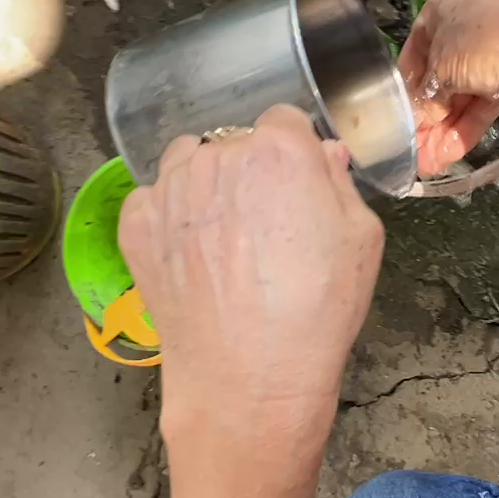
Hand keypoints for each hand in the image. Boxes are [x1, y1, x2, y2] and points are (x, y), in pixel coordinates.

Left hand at [118, 106, 383, 465]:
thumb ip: (341, 184)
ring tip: (229, 239)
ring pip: (192, 163)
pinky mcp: (136, 223)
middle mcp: (217, 155)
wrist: (250, 375)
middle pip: (237, 143)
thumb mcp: (362, 242)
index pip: (286, 122)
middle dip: (254, 172)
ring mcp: (169, 187)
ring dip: (211, 185)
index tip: (302, 189)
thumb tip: (324, 155)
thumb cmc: (319, 309)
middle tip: (270, 227)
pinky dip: (175, 217)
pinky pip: (157, 199)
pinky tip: (197, 257)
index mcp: (279, 151)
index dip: (298, 155)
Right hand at [398, 0, 498, 175]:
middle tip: (415, 155)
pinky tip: (452, 153)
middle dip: (427, 122)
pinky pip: (484, 107)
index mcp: (438, 14)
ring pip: (463, 99)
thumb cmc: (482, 40)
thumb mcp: (442, 69)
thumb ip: (428, 98)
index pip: (414, 57)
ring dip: (445, 132)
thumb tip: (419, 119)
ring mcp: (492, 57)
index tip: (399, 122)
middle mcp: (463, 33)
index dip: (406, 92)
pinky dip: (469, 128)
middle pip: (440, 84)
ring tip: (431, 165)